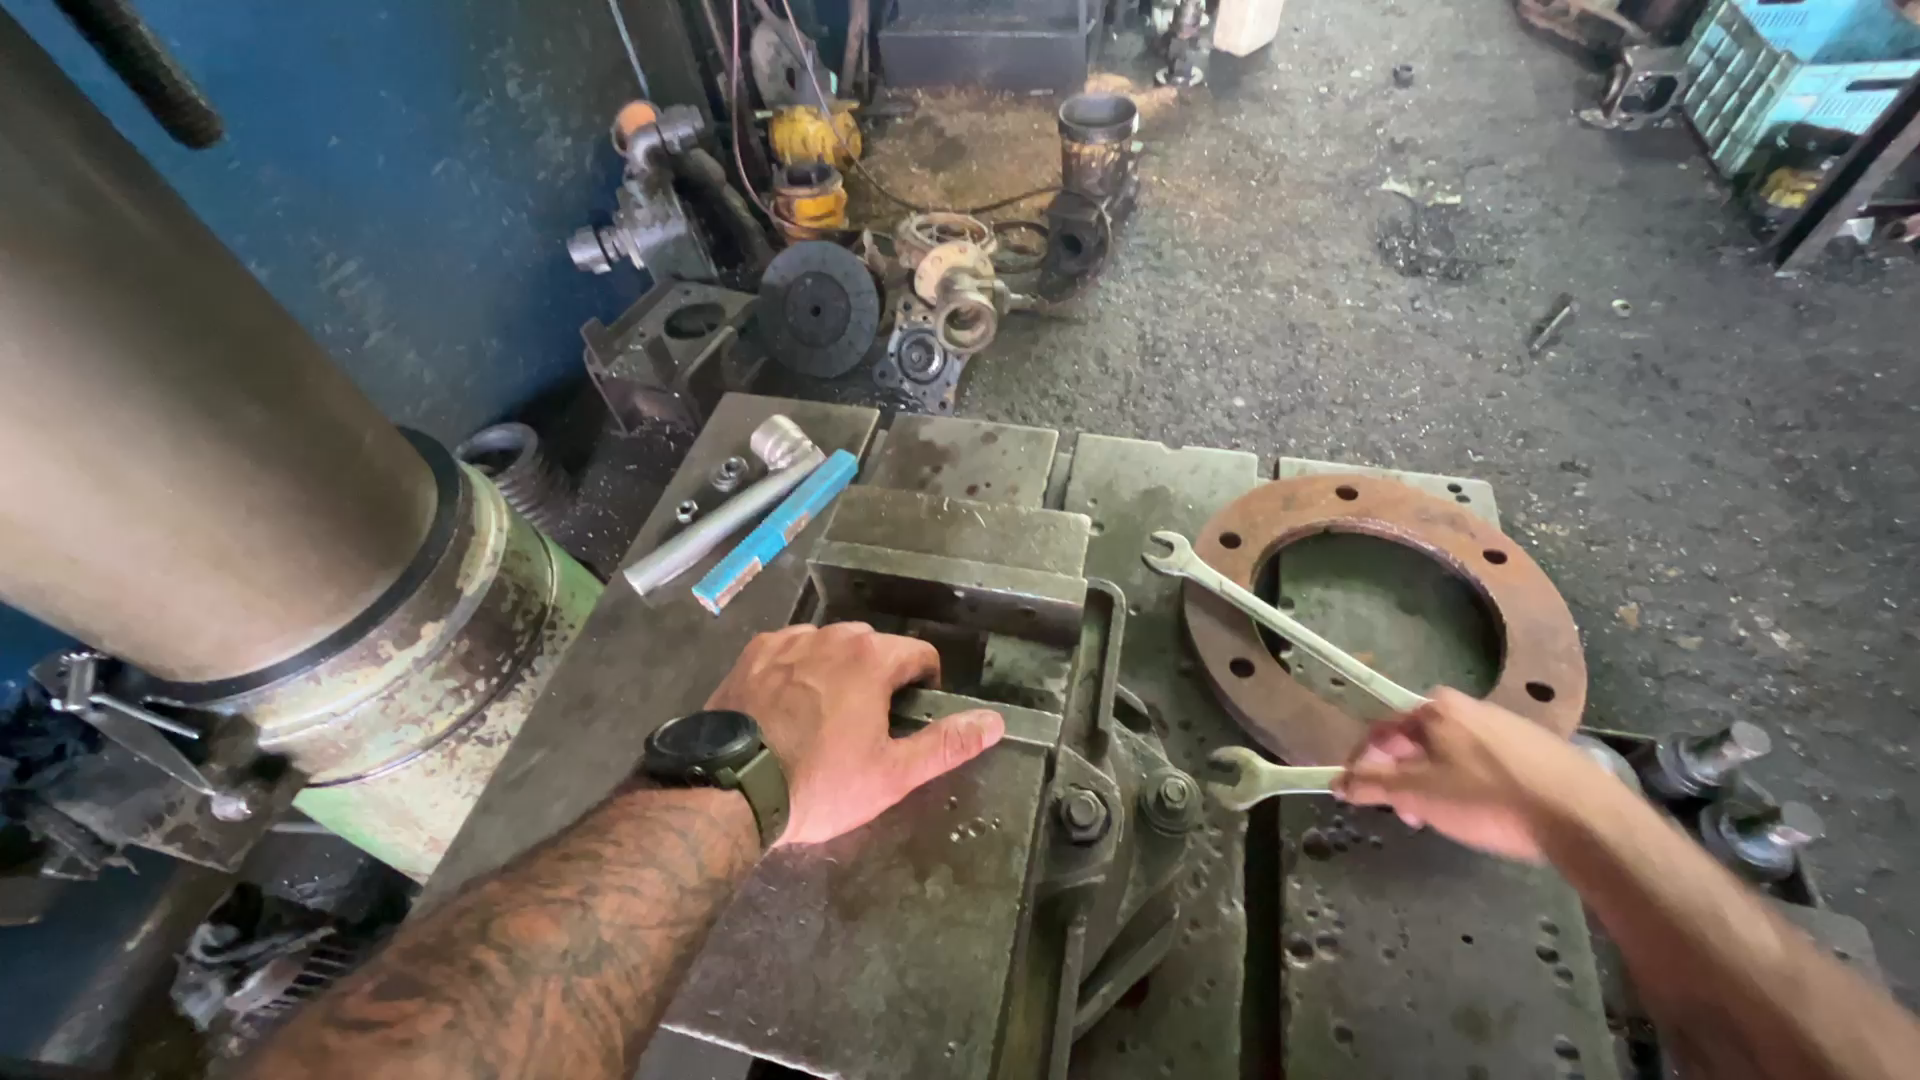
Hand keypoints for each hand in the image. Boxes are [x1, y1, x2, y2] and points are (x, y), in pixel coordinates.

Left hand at [705, 622, 1004, 846]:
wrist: (730, 790)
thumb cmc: (820, 783)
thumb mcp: (893, 774)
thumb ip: (947, 744)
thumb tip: (994, 721)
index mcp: (872, 658)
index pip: (921, 655)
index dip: (924, 686)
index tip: (908, 719)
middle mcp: (832, 635)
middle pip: (875, 648)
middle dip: (880, 678)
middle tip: (865, 727)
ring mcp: (788, 640)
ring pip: (830, 646)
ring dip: (838, 670)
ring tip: (822, 718)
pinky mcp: (753, 653)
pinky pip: (791, 650)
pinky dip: (797, 669)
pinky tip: (785, 706)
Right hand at [1333, 687, 1616, 860]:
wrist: (1586, 818)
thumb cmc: (1489, 800)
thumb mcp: (1418, 795)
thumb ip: (1372, 785)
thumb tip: (1336, 782)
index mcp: (1434, 709)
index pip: (1380, 733)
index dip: (1363, 766)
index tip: (1360, 796)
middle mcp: (1467, 706)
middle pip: (1417, 741)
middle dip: (1404, 777)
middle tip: (1408, 813)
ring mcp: (1507, 724)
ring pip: (1452, 751)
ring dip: (1436, 781)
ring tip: (1446, 817)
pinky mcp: (1539, 746)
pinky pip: (1487, 760)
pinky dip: (1473, 782)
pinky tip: (1488, 811)